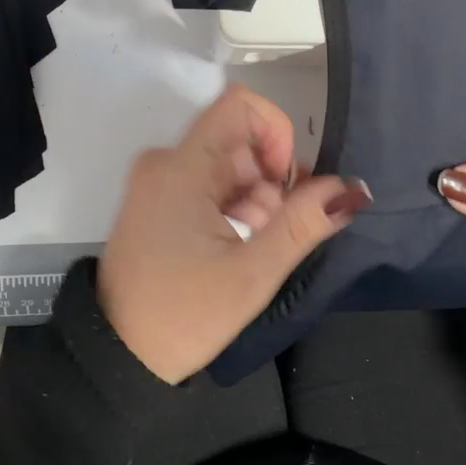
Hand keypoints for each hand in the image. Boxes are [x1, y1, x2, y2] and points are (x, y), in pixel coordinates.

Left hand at [97, 87, 371, 383]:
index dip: (276, 133)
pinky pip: (208, 182)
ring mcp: (157, 181)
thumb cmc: (181, 315)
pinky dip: (233, 205)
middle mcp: (165, 161)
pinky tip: (237, 247)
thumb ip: (302, 224)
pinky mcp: (157, 201)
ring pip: (227, 163)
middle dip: (269, 179)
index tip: (286, 183)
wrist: (115, 358)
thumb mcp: (251, 274)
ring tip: (255, 247)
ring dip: (254, 197)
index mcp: (182, 167)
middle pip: (238, 140)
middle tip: (274, 231)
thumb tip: (350, 188)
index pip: (240, 106)